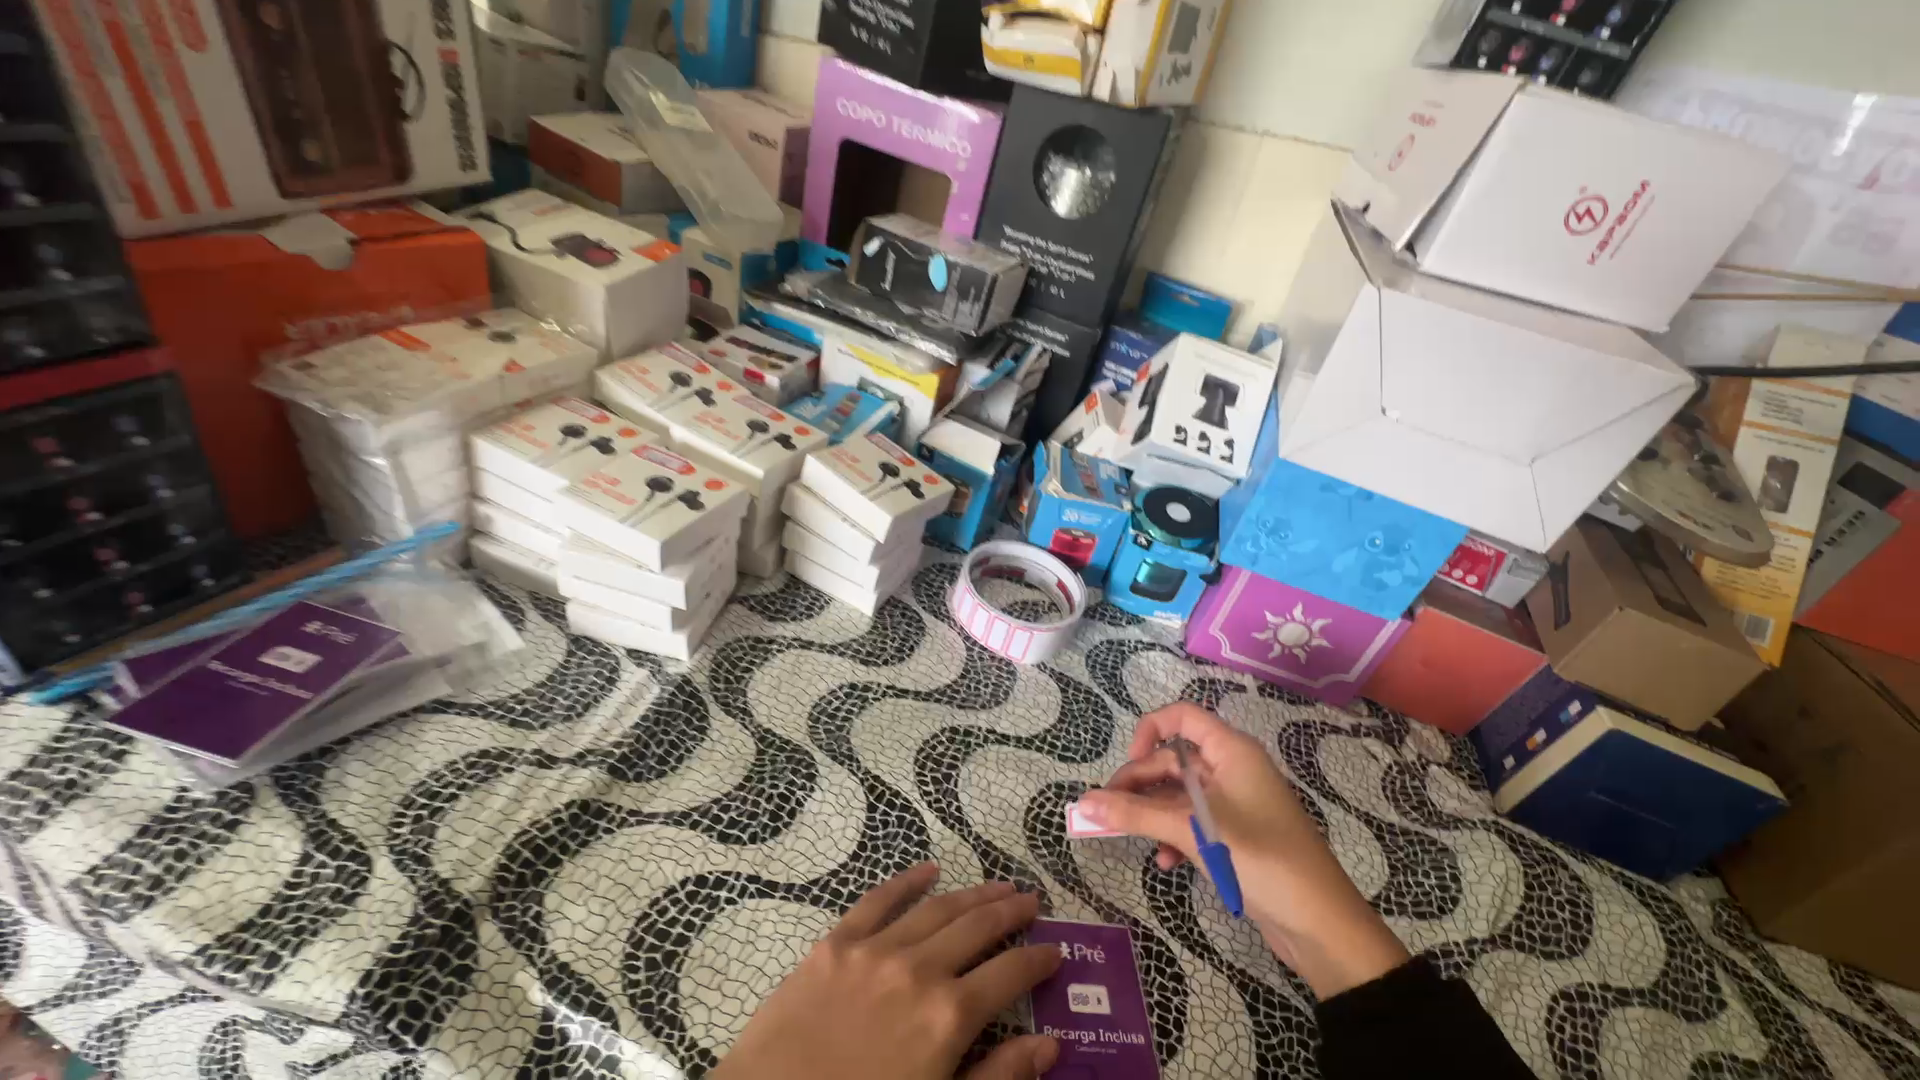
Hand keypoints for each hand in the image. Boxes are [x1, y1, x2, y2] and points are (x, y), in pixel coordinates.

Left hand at [711, 863, 1063, 1079]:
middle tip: (1031, 901)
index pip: (1011, 974)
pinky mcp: (834, 944)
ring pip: (937, 909)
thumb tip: (1051, 1044)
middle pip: (977, 928)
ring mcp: (875, 950)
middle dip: (1010, 913)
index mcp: (950, 1015)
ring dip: (972, 895)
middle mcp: (920, 970)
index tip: (1056, 949)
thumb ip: (998, 1075)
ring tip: (997, 885)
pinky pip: (877, 901)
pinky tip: (928, 870)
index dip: (1039, 960)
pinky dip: (906, 882)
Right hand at [1073, 703, 1409, 999]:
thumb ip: (1134, 814)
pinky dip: (1175, 836)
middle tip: (1106, 810)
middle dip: (1139, 783)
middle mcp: (1234, 768)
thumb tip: (1082, 803)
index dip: (1149, 731)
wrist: (1320, 923)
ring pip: (1181, 795)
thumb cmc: (1260, 858)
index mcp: (1231, 751)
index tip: (1129, 765)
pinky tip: (1166, 862)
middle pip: (1174, 760)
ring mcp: (1237, 803)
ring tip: (1127, 836)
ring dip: (1152, 813)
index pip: (1182, 717)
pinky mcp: (1239, 835)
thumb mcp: (1192, 831)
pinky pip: (1195, 822)